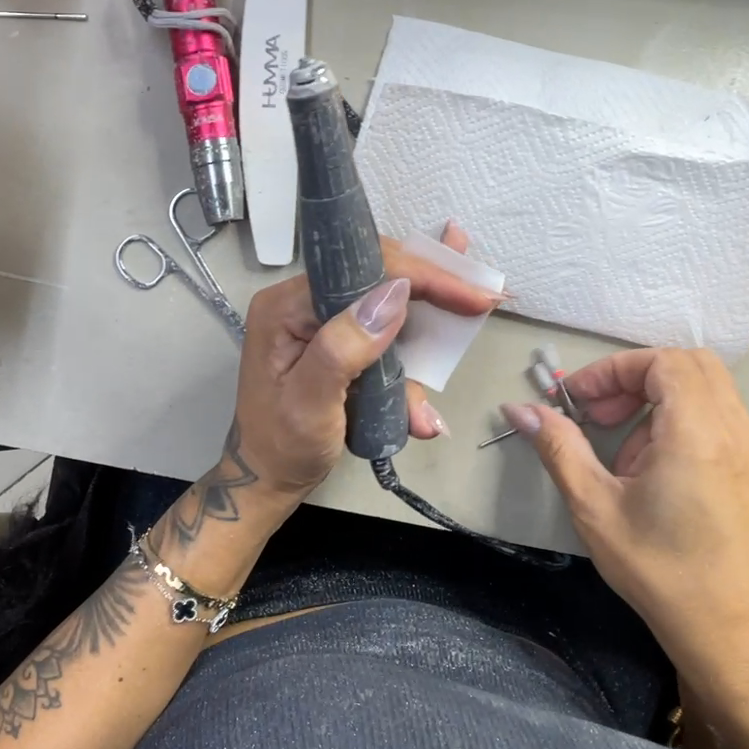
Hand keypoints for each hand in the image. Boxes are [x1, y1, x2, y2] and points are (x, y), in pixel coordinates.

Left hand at [232, 226, 504, 500]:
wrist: (267, 479)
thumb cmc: (282, 446)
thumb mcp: (309, 402)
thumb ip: (344, 348)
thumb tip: (395, 294)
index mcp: (285, 307)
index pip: (360, 269)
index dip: (421, 276)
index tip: (471, 296)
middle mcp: (300, 305)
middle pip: (378, 278)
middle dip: (433, 294)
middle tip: (481, 300)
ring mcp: (319, 325)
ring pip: (387, 311)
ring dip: (423, 342)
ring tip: (453, 352)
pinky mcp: (336, 346)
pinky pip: (383, 342)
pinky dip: (409, 371)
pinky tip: (419, 412)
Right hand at [499, 349, 748, 704]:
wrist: (738, 637)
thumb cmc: (658, 571)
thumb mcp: (594, 508)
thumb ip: (559, 448)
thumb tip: (519, 409)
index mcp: (698, 435)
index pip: (665, 361)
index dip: (614, 370)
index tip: (579, 401)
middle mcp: (743, 436)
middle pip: (696, 368)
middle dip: (638, 380)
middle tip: (600, 418)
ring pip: (714, 401)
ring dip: (662, 411)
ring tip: (629, 464)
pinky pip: (732, 434)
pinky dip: (691, 436)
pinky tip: (669, 487)